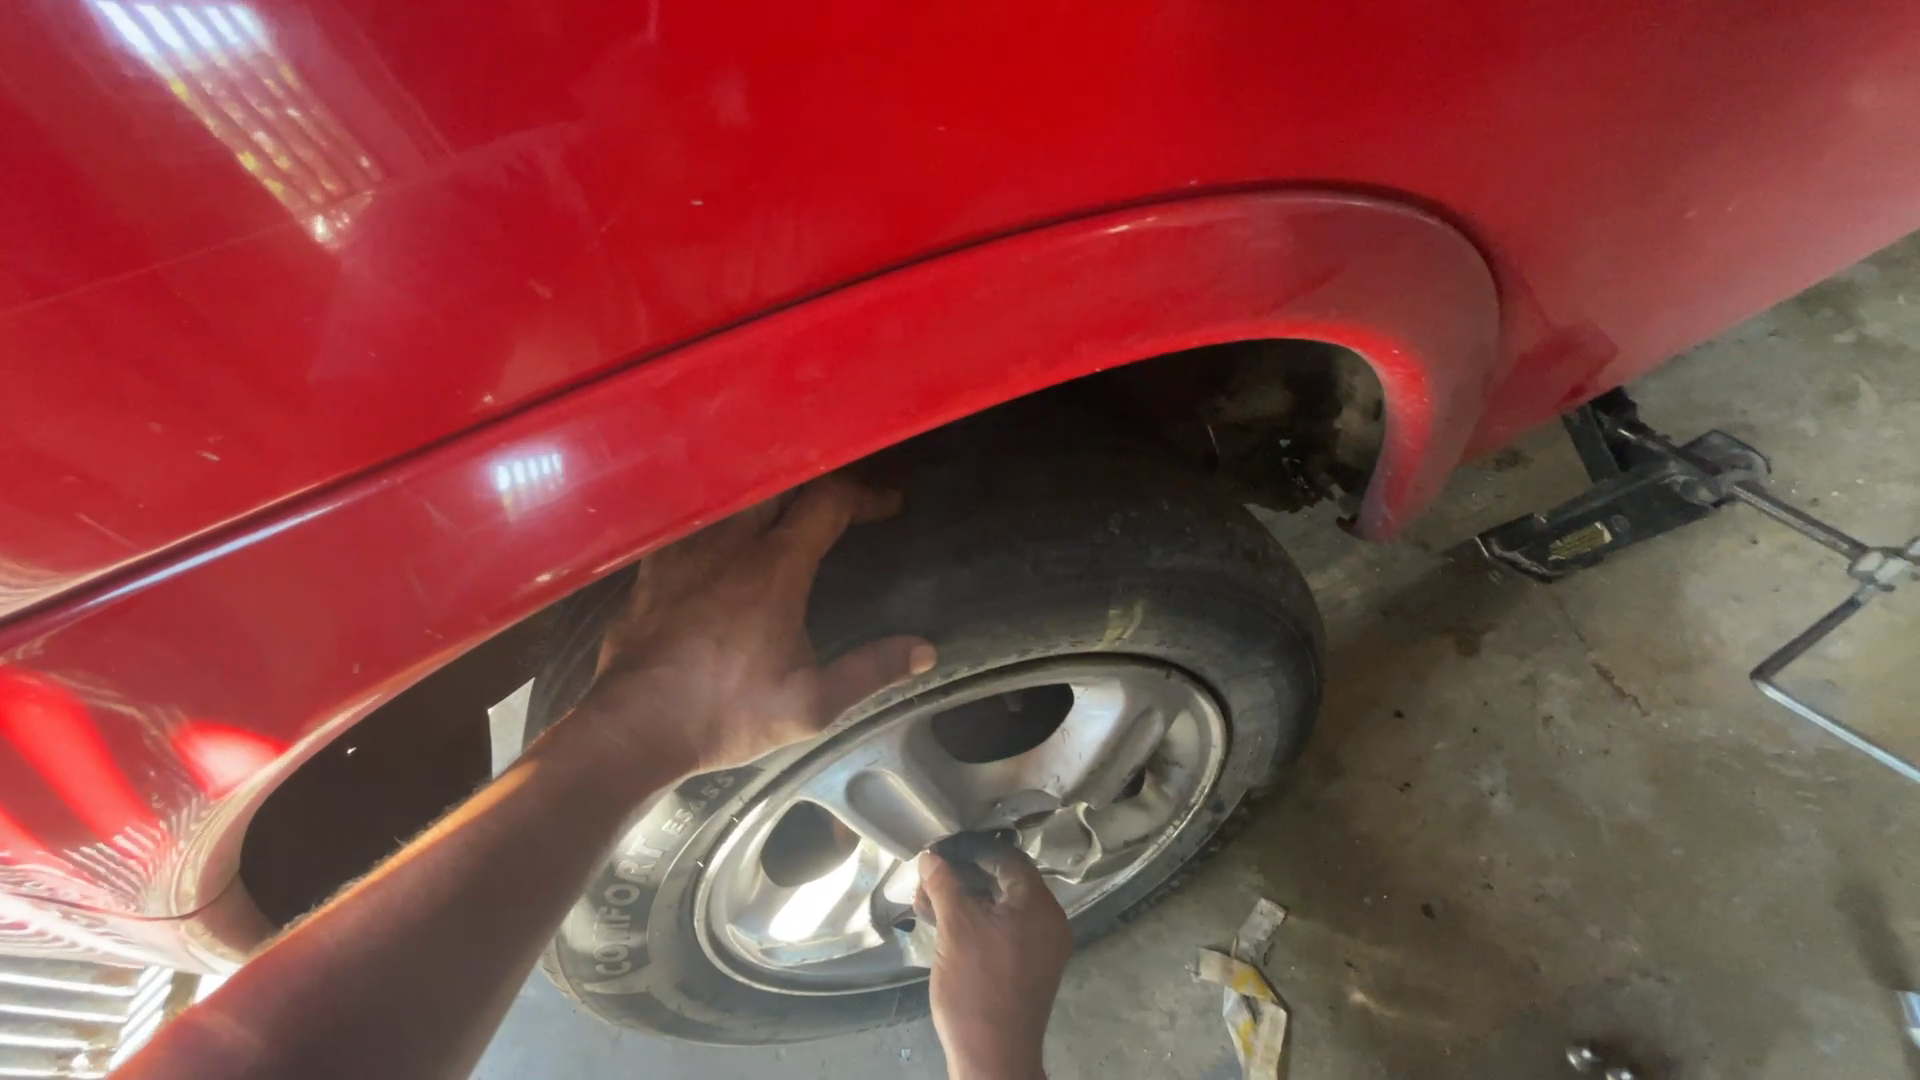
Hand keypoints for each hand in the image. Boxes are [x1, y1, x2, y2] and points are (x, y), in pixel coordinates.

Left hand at [572, 474, 935, 775]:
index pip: (828, 503)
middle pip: (782, 486)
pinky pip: (695, 521)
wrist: (632, 728)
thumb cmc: (725, 713)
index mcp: (775, 567)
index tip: (889, 505)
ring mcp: (686, 550)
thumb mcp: (811, 704)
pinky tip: (726, 538)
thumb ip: (871, 671)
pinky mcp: (654, 567)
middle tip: (844, 504)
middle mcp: (730, 544)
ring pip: (735, 497)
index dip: (864, 496)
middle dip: (820, 485)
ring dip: (773, 497)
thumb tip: (925, 650)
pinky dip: (724, 517)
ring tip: (792, 514)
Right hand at [916, 847, 1071, 1079]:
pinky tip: (940, 923)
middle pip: (1002, 882)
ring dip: (962, 900)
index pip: (1008, 858)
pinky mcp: (1025, 968)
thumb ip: (944, 884)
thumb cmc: (977, 986)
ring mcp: (1038, 947)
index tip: (943, 848)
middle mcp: (1046, 922)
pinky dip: (973, 923)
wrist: (993, 1061)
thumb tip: (931, 856)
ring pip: (998, 908)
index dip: (972, 849)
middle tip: (928, 877)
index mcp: (1039, 905)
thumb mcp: (956, 927)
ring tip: (924, 902)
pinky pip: (1001, 931)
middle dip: (961, 877)